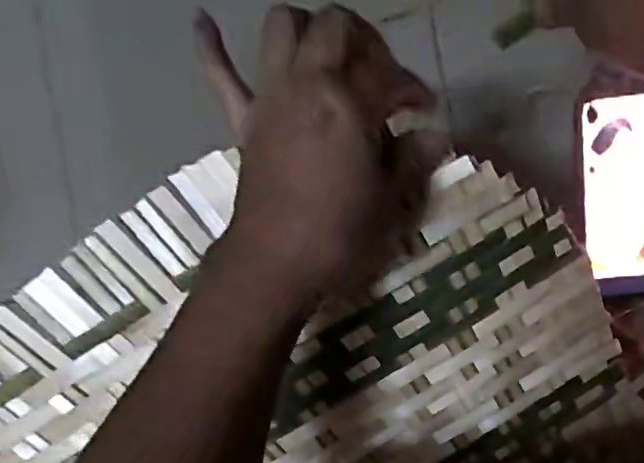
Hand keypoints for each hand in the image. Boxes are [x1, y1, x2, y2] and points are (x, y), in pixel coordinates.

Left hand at [196, 4, 447, 304]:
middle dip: (365, 40)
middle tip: (382, 72)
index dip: (413, 87)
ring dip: (309, 29)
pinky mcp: (244, 117)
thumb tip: (436, 136)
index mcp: (348, 104)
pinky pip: (219, 69)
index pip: (388, 75)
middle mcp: (307, 82)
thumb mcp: (389, 200)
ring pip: (283, 26)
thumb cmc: (344, 234)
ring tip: (330, 56)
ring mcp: (270, 95)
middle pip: (334, 26)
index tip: (426, 108)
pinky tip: (207, 22)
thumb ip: (410, 159)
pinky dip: (212, 43)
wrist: (281, 258)